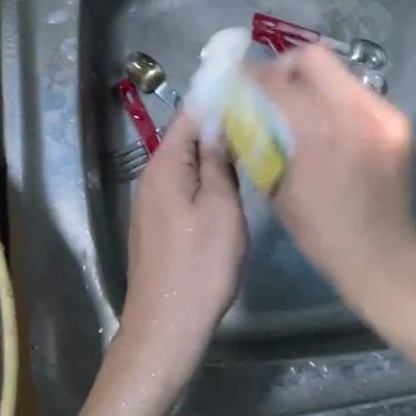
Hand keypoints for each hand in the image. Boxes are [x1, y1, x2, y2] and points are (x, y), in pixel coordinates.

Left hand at [118, 112, 246, 370]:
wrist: (166, 327)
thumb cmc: (199, 266)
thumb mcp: (221, 208)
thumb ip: (219, 162)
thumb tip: (219, 122)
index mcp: (165, 164)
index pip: (190, 113)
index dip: (218, 98)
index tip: (250, 88)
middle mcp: (153, 175)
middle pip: (188, 137)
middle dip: (221, 125)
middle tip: (263, 118)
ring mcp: (153, 201)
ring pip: (188, 163)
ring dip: (216, 153)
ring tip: (255, 144)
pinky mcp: (160, 222)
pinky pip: (185, 184)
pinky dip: (208, 177)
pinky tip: (234, 181)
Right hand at [250, 45, 415, 298]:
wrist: (383, 257)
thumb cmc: (321, 232)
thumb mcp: (277, 187)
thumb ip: (259, 140)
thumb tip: (238, 108)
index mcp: (320, 133)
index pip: (279, 82)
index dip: (253, 74)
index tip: (239, 77)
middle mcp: (357, 112)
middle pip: (313, 58)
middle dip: (285, 67)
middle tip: (270, 85)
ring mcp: (384, 114)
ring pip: (339, 72)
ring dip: (312, 81)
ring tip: (298, 104)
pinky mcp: (398, 122)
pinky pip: (358, 93)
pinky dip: (335, 99)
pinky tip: (326, 122)